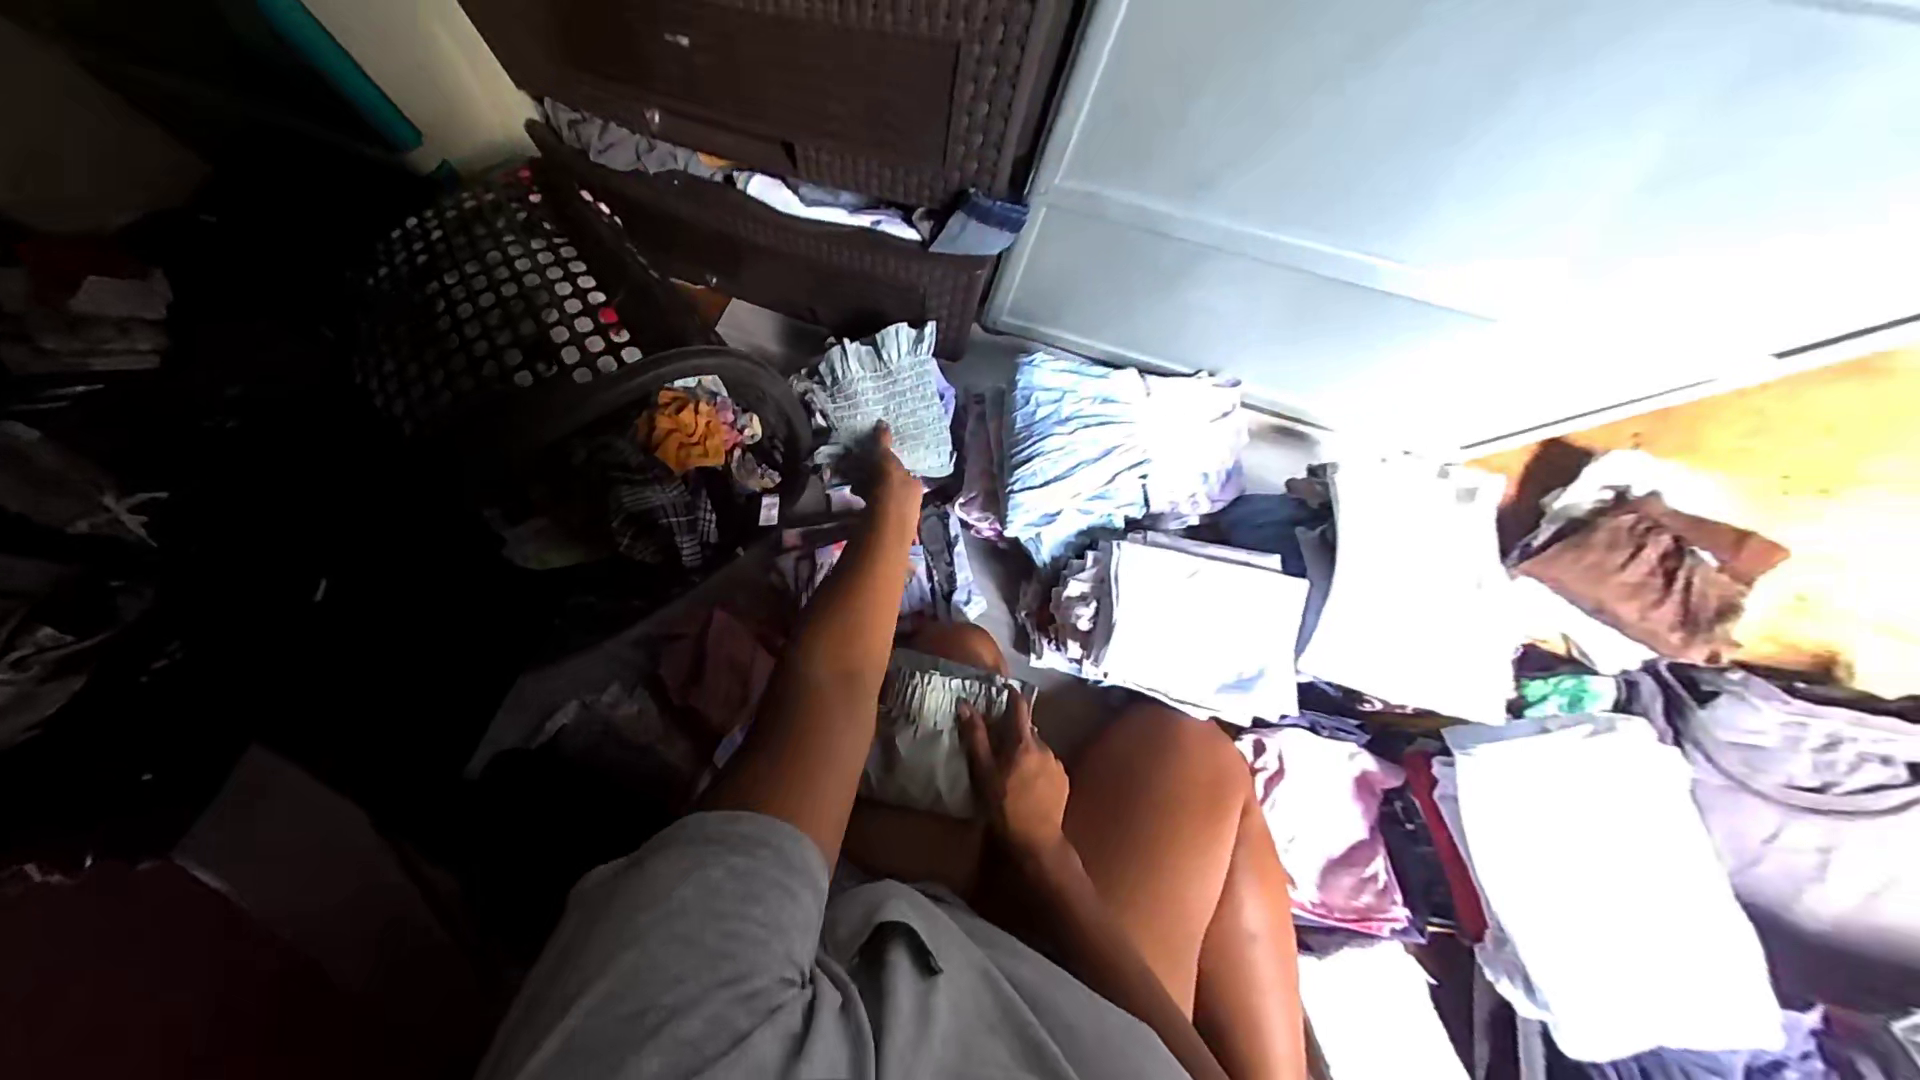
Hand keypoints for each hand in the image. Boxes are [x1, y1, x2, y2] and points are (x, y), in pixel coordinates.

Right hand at [851, 422, 922, 534]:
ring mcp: (902, 518)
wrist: (886, 531)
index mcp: (915, 484)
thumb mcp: (887, 464)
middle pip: (892, 485)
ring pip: (884, 499)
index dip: (886, 464)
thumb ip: (884, 445)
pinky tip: (857, 505)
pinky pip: (876, 512)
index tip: (871, 462)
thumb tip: (882, 424)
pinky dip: (867, 506)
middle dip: (876, 479)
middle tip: (858, 475)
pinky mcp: (890, 531)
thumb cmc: (889, 493)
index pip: (902, 470)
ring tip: (854, 489)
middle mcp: (913, 501)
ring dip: (869, 492)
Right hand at [959, 695, 1069, 860]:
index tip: (1006, 689)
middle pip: (1028, 730)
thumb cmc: (1004, 805)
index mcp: (1023, 742)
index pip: (1020, 708)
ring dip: (1027, 752)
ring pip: (1038, 748)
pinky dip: (1038, 767)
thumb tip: (965, 705)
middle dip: (1015, 732)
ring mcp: (1057, 764)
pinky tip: (1028, 784)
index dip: (1013, 696)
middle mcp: (1045, 747)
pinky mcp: (1064, 780)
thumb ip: (976, 737)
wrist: (1036, 840)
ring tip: (1013, 770)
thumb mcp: (984, 772)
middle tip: (999, 745)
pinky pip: (1048, 764)